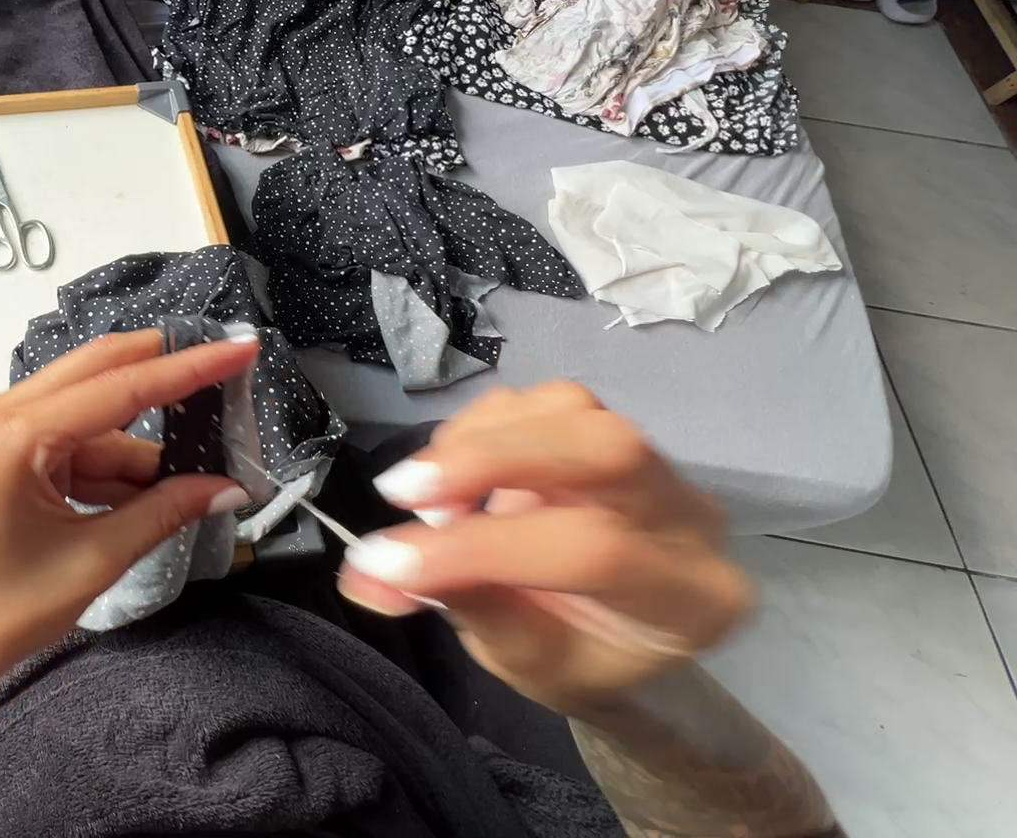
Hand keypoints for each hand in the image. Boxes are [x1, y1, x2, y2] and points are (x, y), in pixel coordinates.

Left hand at [0, 329, 256, 738]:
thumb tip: (228, 486)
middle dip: (164, 370)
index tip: (239, 348)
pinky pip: (71, 440)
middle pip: (100, 372)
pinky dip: (110, 462)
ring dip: (139, 442)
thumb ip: (164, 512)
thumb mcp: (93, 560)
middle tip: (225, 365)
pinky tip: (149, 490)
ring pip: (90, 413)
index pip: (121, 387)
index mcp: (16, 434)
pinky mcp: (3, 450)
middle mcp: (2, 414)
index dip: (188, 367)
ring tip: (196, 470)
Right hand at [337, 383, 753, 714]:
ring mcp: (648, 459)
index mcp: (687, 596)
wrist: (611, 628)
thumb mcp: (523, 657)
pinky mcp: (601, 428)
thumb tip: (371, 574)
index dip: (478, 547)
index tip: (385, 562)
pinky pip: (537, 401)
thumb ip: (465, 606)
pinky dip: (476, 427)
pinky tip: (450, 470)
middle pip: (604, 447)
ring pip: (567, 410)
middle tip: (402, 490)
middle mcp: (685, 515)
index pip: (589, 550)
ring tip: (424, 492)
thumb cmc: (573, 655)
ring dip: (473, 441)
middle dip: (489, 458)